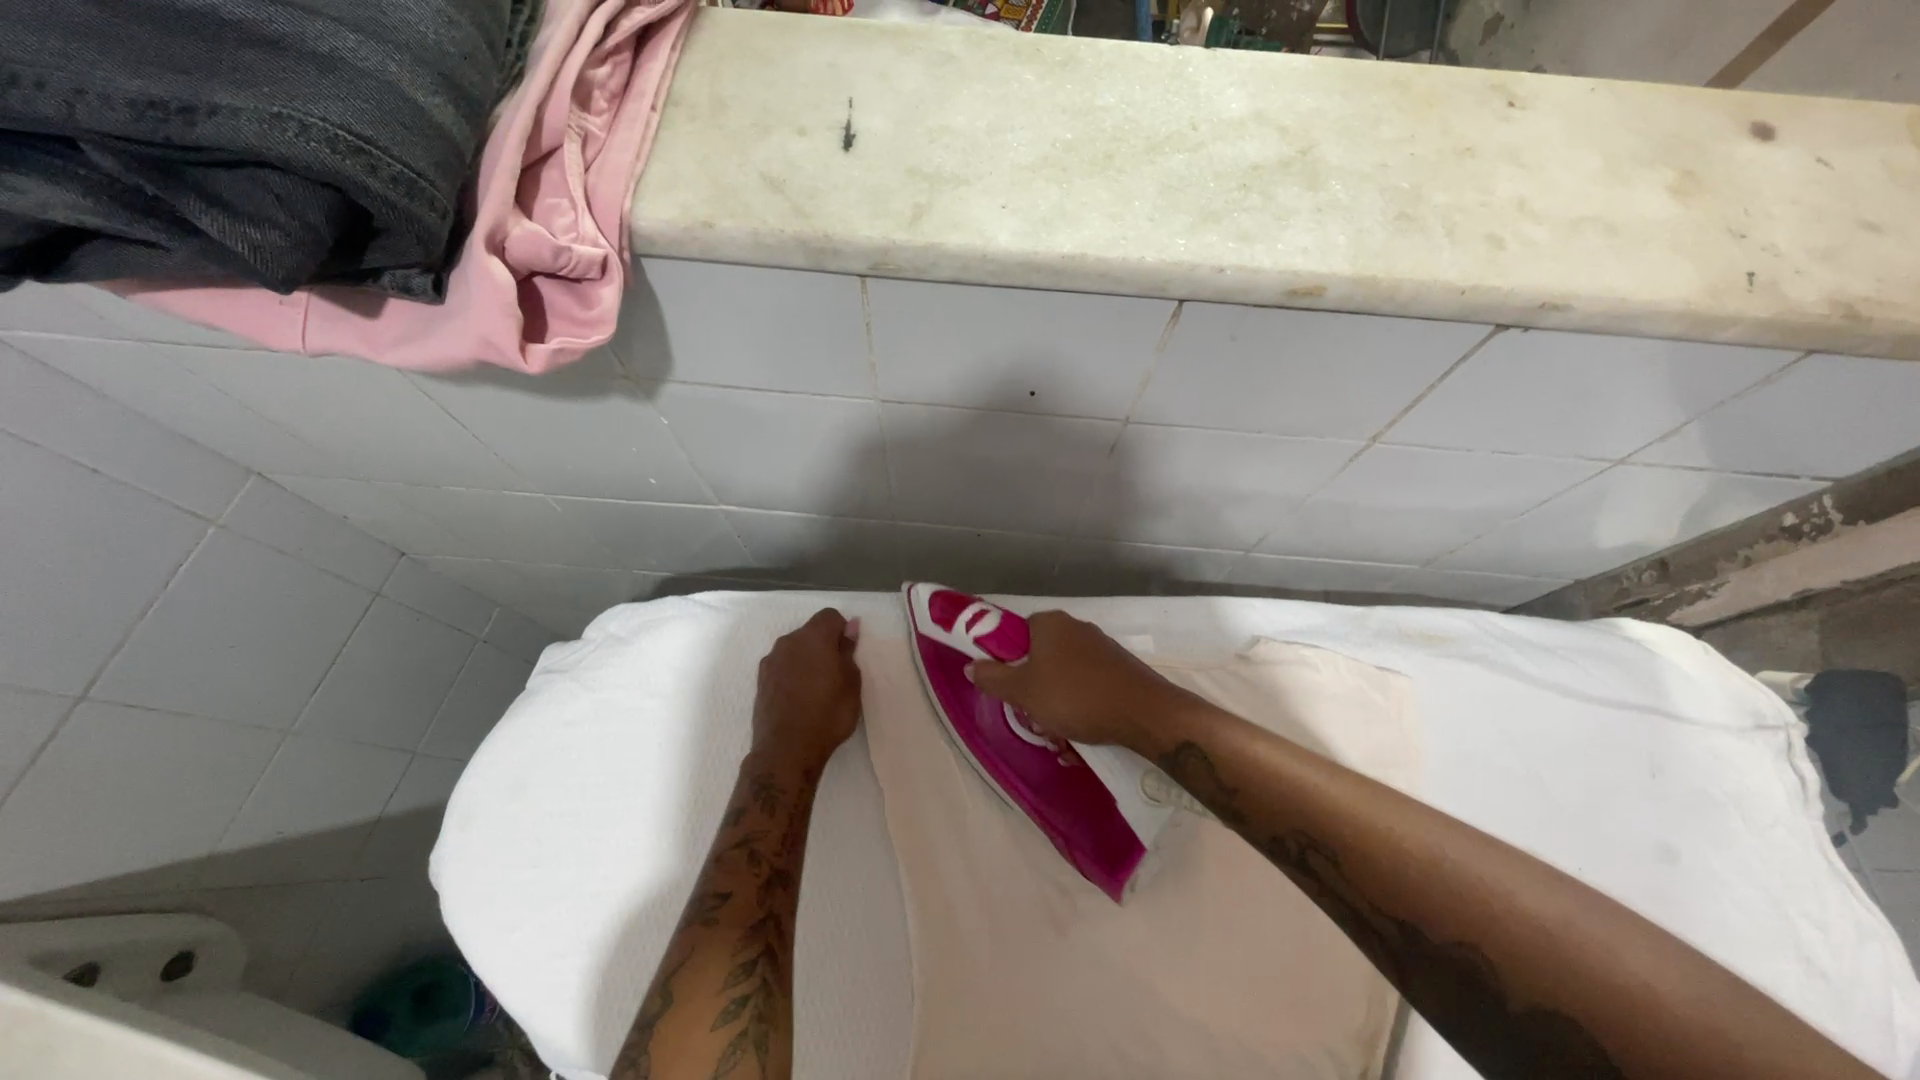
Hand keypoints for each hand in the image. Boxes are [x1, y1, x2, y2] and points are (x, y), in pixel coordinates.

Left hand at [752, 608, 861, 770]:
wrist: (786, 750)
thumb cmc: (828, 714)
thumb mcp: (851, 682)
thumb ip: (848, 650)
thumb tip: (849, 626)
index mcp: (813, 637)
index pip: (829, 616)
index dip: (842, 630)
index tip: (848, 653)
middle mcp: (788, 642)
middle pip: (810, 632)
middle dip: (824, 645)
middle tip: (837, 674)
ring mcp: (770, 661)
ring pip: (795, 649)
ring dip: (807, 660)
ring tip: (817, 689)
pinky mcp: (760, 681)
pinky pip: (782, 667)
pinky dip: (793, 674)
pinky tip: (799, 698)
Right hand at [965, 610, 1199, 748]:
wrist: (1144, 713)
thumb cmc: (1075, 696)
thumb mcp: (1023, 692)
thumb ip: (993, 678)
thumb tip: (971, 665)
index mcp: (1049, 623)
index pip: (1014, 636)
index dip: (1006, 664)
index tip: (1009, 691)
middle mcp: (1075, 629)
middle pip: (1039, 661)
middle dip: (1033, 695)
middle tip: (1034, 720)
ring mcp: (1101, 650)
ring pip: (1063, 681)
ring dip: (1056, 710)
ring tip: (1060, 739)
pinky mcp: (1119, 671)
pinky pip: (1087, 691)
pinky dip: (1080, 713)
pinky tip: (1081, 739)